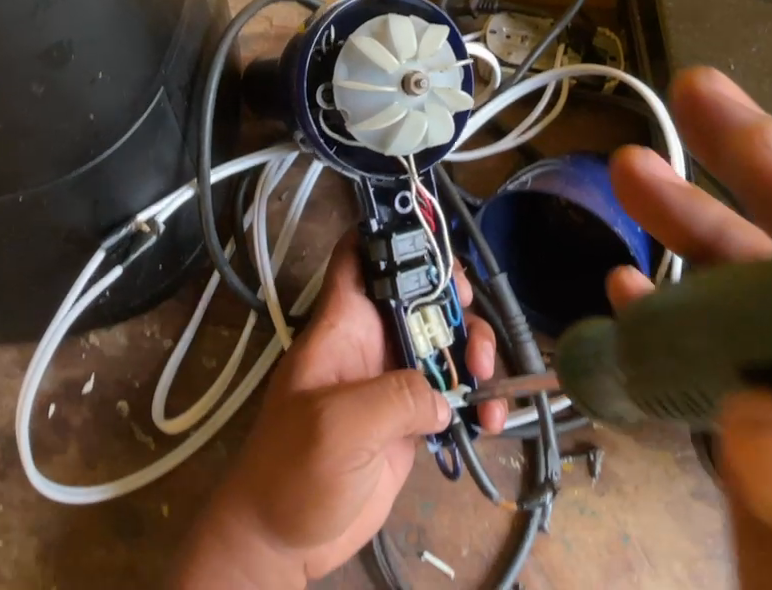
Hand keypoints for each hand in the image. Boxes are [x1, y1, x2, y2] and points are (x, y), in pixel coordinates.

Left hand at [175, 233, 503, 587]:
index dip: (388, 234)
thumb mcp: (337, 425)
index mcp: (342, 325)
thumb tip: (443, 396)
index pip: (357, 257)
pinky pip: (452, 393)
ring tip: (486, 379)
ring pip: (443, 341)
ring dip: (475, 351)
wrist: (282, 537)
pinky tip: (490, 419)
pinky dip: (478, 399)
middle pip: (418, 295)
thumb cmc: (291, 470)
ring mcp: (391, 380)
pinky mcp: (408, 419)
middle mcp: (370, 341)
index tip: (430, 239)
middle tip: (471, 322)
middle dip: (452, 297)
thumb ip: (394, 398)